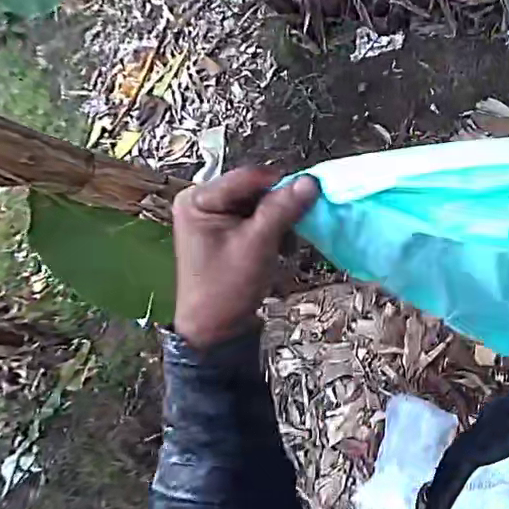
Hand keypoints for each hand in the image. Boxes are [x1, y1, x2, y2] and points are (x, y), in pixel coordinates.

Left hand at [172, 167, 320, 347]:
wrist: (215, 330)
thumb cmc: (227, 288)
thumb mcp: (258, 244)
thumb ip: (283, 210)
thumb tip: (311, 182)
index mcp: (198, 199)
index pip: (248, 177)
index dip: (280, 185)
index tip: (310, 195)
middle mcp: (202, 201)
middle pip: (254, 189)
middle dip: (278, 206)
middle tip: (295, 227)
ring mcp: (213, 216)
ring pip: (259, 203)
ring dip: (278, 219)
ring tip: (285, 242)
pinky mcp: (225, 230)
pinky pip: (256, 217)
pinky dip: (272, 228)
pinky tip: (278, 245)